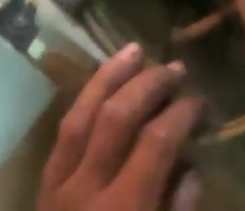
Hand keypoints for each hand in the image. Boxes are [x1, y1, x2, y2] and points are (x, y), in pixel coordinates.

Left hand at [39, 44, 204, 210]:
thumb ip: (178, 210)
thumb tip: (191, 168)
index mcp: (125, 206)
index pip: (156, 141)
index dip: (182, 114)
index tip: (200, 100)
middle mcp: (88, 186)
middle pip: (117, 117)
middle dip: (149, 85)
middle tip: (176, 68)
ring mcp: (58, 182)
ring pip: (82, 114)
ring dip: (110, 77)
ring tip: (135, 50)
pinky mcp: (43, 184)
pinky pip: (64, 131)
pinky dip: (85, 101)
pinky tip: (101, 83)